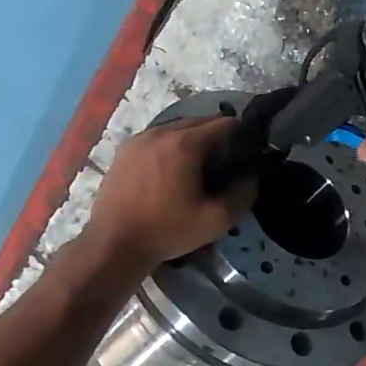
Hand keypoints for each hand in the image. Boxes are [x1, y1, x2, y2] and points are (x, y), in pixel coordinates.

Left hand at [84, 117, 256, 267]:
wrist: (114, 244)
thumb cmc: (168, 230)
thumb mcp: (217, 220)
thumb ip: (243, 194)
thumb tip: (252, 177)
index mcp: (185, 143)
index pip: (225, 124)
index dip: (242, 135)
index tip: (248, 153)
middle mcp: (161, 132)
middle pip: (200, 121)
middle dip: (217, 136)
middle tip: (227, 162)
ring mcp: (139, 140)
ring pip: (176, 128)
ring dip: (193, 140)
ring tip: (200, 166)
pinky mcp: (124, 151)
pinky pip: (157, 139)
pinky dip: (171, 147)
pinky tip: (173, 170)